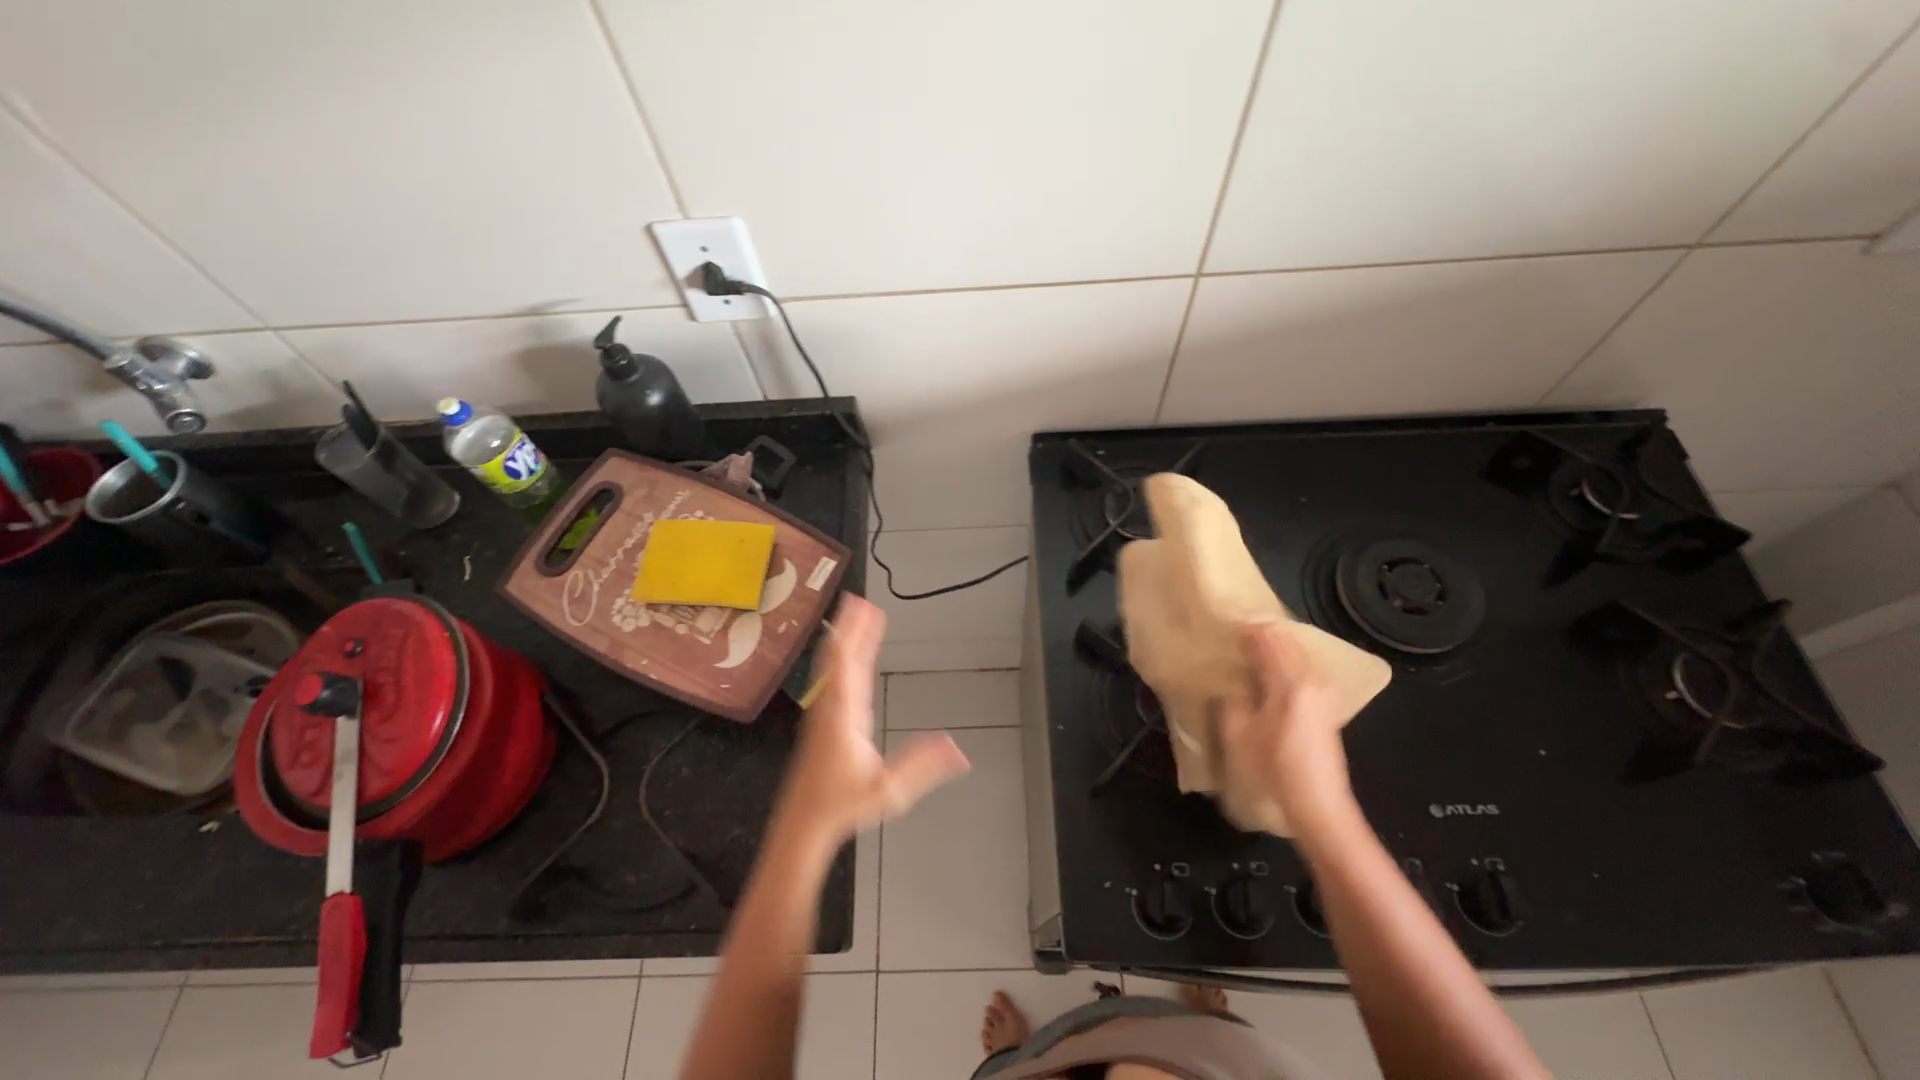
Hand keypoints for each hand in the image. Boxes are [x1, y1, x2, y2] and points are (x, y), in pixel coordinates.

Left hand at [775, 595, 970, 843]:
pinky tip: (844, 659)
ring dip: (842, 641)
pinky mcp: (820, 724)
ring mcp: (822, 715)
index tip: (865, 608)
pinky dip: (838, 660)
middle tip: (858, 600)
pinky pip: (830, 680)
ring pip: (831, 668)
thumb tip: (958, 750)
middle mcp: (829, 708)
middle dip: (849, 628)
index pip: (849, 666)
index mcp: (844, 716)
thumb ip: (922, 766)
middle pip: (838, 658)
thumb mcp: (888, 790)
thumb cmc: (842, 805)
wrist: (802, 824)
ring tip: (852, 618)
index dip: (857, 634)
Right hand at [1217, 622, 1357, 834]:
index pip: (1268, 638)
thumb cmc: (1276, 771)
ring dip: (1272, 651)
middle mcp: (1312, 680)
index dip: (1245, 629)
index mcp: (1291, 681)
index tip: (1222, 627)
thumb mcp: (1239, 736)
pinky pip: (1301, 671)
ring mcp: (1323, 693)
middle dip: (1260, 636)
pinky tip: (1264, 679)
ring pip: (1296, 655)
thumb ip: (1232, 701)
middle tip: (1231, 639)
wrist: (1320, 807)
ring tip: (1245, 656)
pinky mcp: (1325, 707)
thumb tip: (1230, 684)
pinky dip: (1282, 666)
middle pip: (1286, 641)